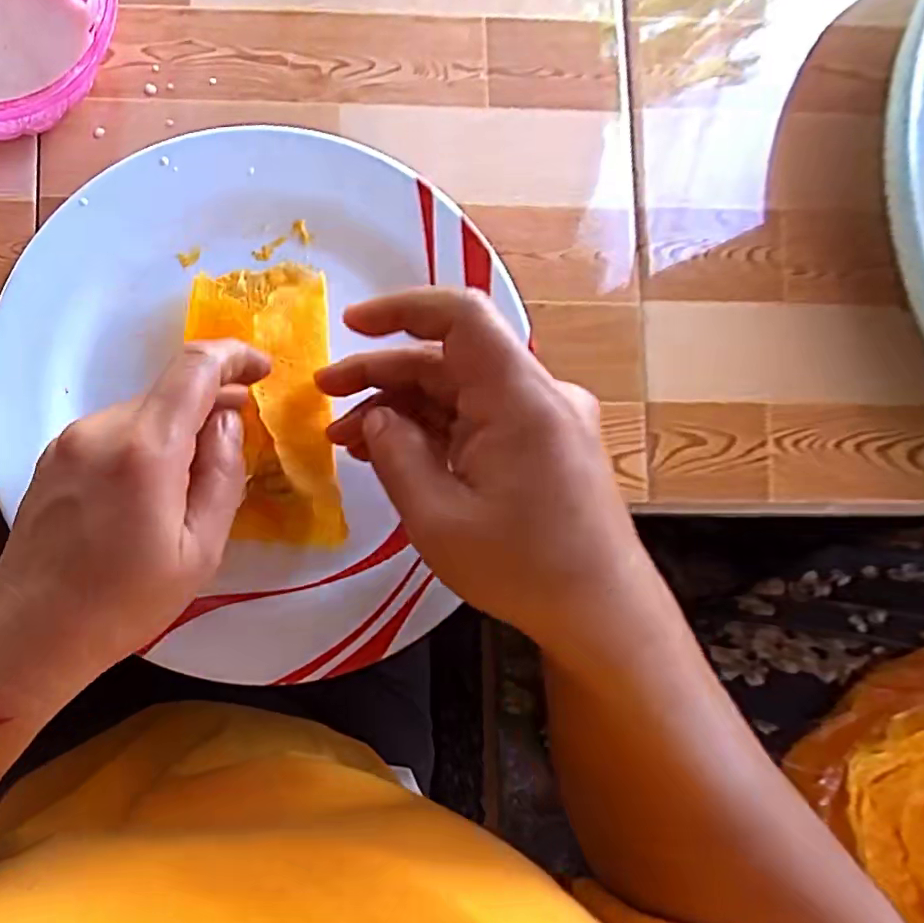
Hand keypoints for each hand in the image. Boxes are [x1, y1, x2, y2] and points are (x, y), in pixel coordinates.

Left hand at [0, 340, 269, 707]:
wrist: (33, 630)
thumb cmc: (125, 603)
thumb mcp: (199, 549)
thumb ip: (222, 473)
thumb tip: (226, 419)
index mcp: (143, 448)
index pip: (194, 367)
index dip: (234, 357)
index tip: (261, 370)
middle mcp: (100, 429)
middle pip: (167, 392)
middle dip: (209, 403)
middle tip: (237, 436)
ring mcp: (70, 440)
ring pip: (140, 413)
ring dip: (174, 429)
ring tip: (191, 478)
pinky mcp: (52, 456)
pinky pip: (112, 432)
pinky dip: (142, 443)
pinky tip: (148, 487)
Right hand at [315, 288, 653, 647]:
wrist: (601, 613)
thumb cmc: (520, 568)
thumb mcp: (436, 517)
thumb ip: (395, 455)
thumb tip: (374, 417)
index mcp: (519, 400)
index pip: (460, 318)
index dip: (400, 309)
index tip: (349, 323)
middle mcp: (536, 395)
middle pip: (447, 360)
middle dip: (379, 374)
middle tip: (323, 397)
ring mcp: (540, 419)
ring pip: (455, 391)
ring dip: (398, 407)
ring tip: (345, 439)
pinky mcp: (539, 442)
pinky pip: (473, 418)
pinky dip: (428, 428)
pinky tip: (388, 450)